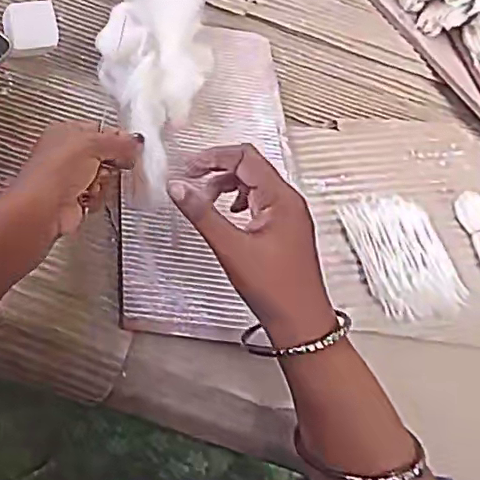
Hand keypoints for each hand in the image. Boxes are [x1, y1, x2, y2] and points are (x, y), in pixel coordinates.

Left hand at [5, 122, 140, 237]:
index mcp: (64, 132)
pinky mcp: (74, 199)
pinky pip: (97, 195)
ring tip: (94, 183)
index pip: (98, 130)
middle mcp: (65, 154)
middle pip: (102, 155)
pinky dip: (97, 197)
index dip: (115, 137)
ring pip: (102, 177)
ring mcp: (69, 177)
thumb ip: (117, 141)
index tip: (131, 145)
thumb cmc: (55, 171)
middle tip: (115, 164)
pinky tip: (88, 196)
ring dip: (103, 182)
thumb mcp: (92, 144)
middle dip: (111, 163)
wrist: (44, 207)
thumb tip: (134, 140)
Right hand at [167, 144, 333, 340]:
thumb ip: (201, 213)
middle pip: (249, 166)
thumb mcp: (230, 247)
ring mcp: (287, 214)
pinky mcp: (282, 227)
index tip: (189, 167)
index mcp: (281, 199)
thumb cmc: (276, 289)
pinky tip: (223, 212)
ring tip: (202, 197)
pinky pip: (256, 199)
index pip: (245, 157)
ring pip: (251, 183)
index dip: (213, 157)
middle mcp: (288, 202)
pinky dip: (234, 198)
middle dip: (217, 168)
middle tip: (190, 177)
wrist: (300, 322)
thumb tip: (179, 187)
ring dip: (224, 183)